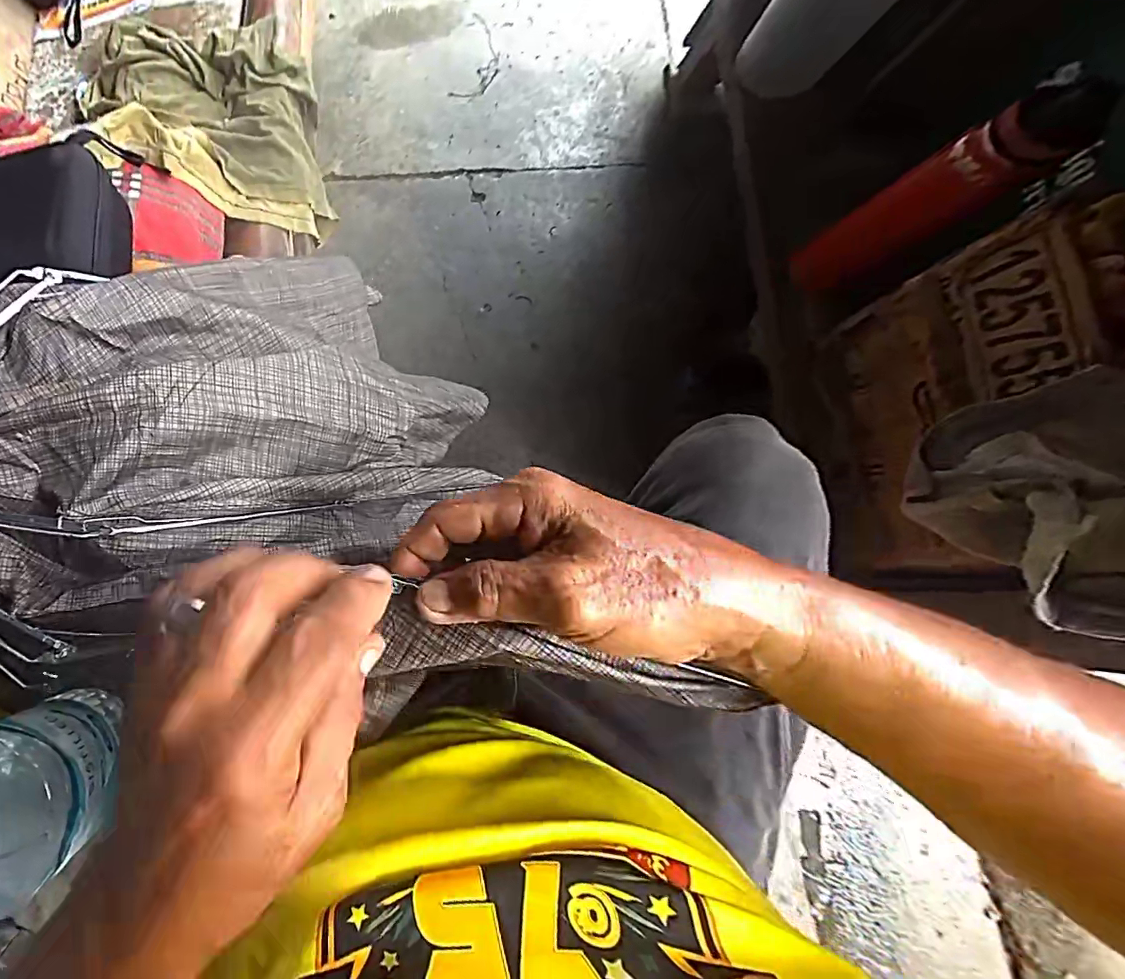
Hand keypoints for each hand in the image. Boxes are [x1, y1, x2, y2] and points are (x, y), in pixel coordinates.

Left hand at [44, 550, 391, 978]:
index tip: (379, 584)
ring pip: (215, 581)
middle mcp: (199, 699)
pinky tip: (251, 582)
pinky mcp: (141, 668)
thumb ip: (342, 716)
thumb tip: (363, 640)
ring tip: (305, 579)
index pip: (312, 643)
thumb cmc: (244, 862)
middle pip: (257, 592)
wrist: (147, 890)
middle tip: (345, 580)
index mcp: (252, 747)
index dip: (354, 600)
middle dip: (314, 570)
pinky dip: (222, 571)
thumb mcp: (318, 808)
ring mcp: (161, 677)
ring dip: (271, 563)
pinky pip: (178, 592)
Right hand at [389, 467, 801, 674]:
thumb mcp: (565, 595)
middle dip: (434, 572)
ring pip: (482, 556)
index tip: (394, 596)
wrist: (730, 606)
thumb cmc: (652, 591)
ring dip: (460, 588)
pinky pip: (506, 572)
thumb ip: (489, 593)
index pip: (448, 516)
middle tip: (415, 619)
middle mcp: (530, 505)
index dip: (415, 552)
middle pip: (460, 534)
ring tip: (442, 626)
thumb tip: (425, 599)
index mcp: (528, 497)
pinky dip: (487, 595)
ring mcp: (545, 532)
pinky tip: (480, 622)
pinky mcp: (558, 558)